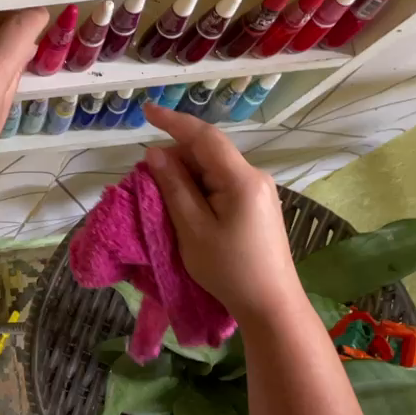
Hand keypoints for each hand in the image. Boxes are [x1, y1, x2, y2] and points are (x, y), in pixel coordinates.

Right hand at [142, 105, 304, 326]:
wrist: (270, 304)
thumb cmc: (228, 269)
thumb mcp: (192, 228)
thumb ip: (173, 187)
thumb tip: (155, 153)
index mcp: (240, 179)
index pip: (204, 137)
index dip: (174, 121)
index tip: (146, 110)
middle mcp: (254, 177)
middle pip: (208, 153)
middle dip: (174, 157)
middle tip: (145, 178)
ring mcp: (258, 191)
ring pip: (213, 168)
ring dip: (184, 174)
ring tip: (161, 196)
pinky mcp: (256, 205)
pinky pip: (221, 183)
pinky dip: (197, 186)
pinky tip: (184, 204)